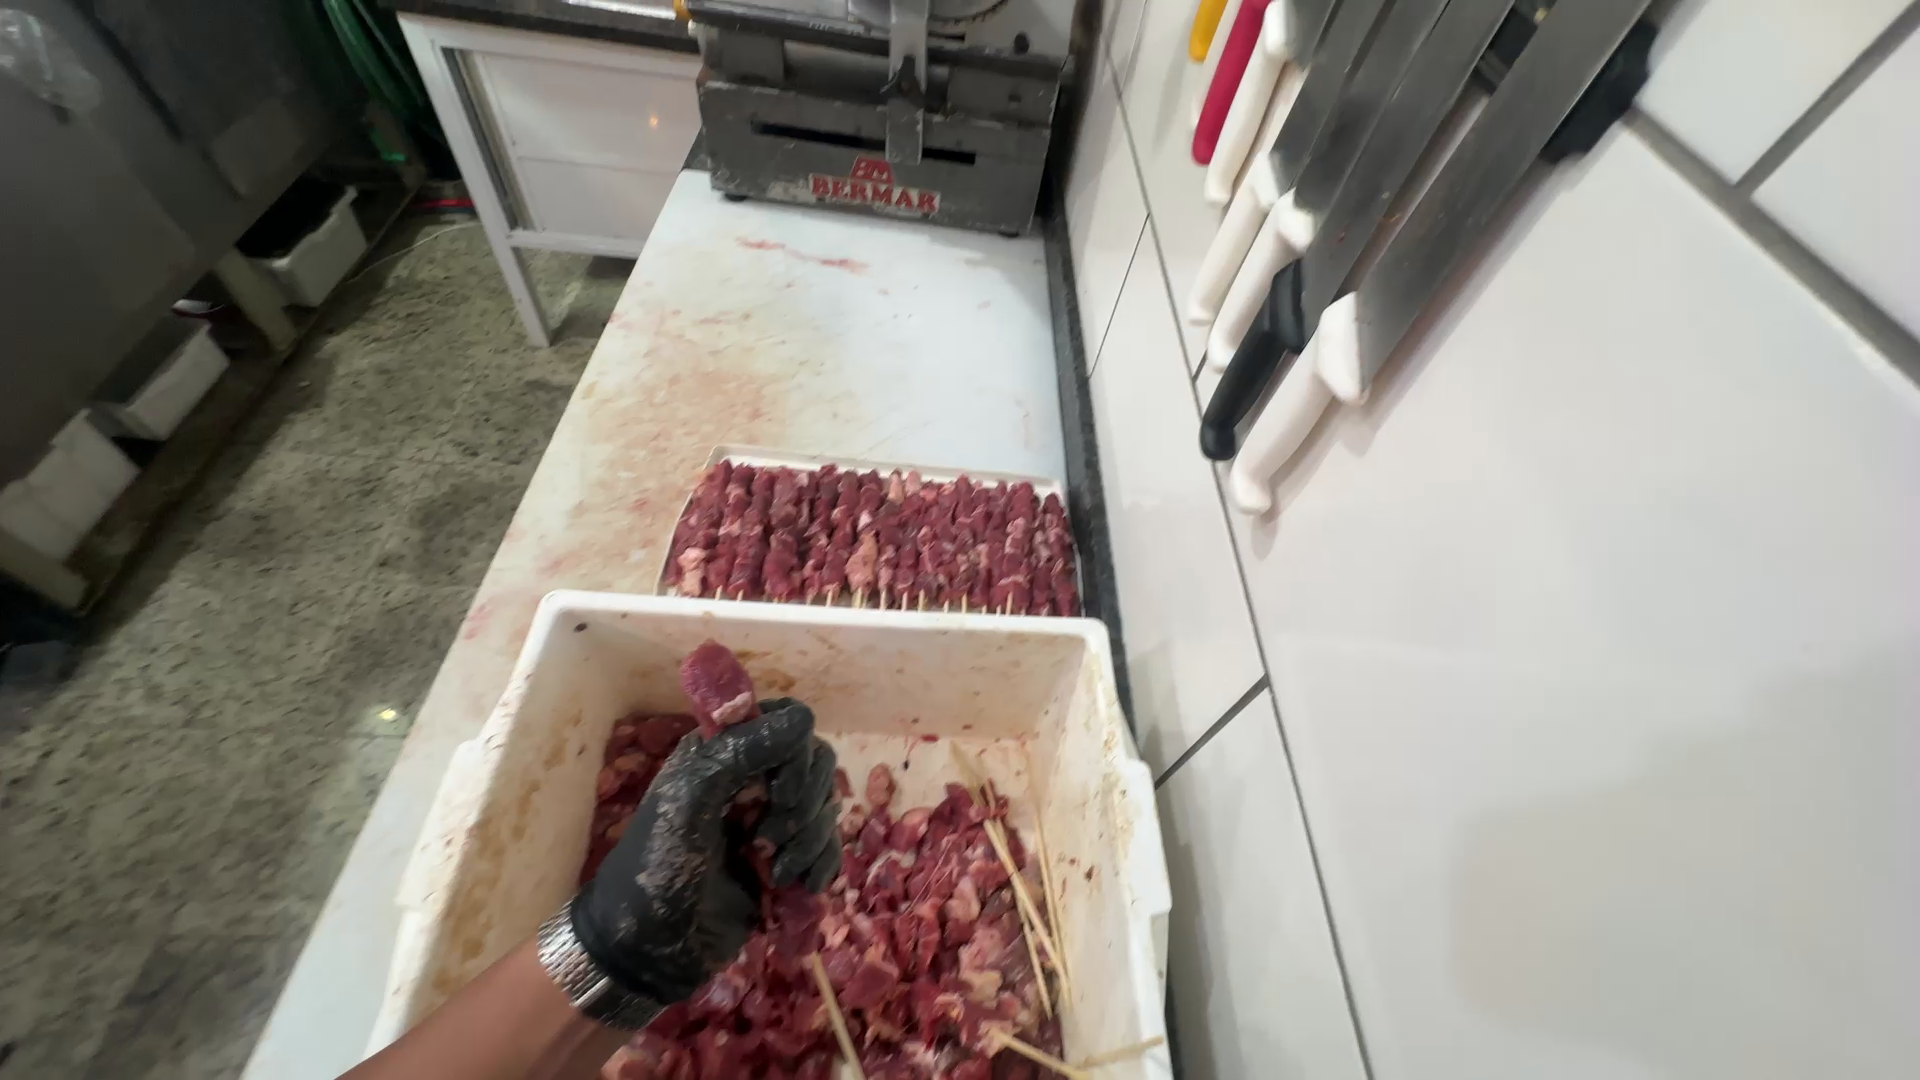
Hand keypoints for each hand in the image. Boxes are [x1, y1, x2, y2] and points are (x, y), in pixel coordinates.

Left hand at [569, 699, 841, 1005]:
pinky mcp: (789, 858)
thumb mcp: (689, 800)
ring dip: (810, 841)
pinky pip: (830, 845)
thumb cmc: (657, 869)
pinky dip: (823, 863)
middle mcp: (755, 776)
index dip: (797, 754)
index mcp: (726, 750)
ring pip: (826, 805)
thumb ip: (739, 751)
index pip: (790, 722)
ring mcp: (774, 818)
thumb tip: (803, 720)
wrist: (648, 953)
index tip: (781, 791)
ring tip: (776, 873)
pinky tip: (802, 885)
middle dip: (804, 805)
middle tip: (768, 840)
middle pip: (818, 762)